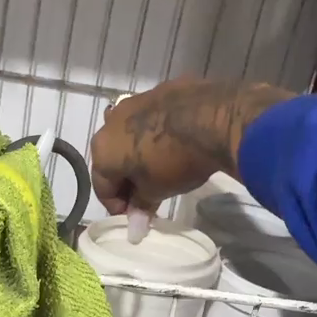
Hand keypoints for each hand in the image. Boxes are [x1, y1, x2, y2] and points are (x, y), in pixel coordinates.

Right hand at [88, 77, 291, 214]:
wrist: (214, 119)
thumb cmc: (176, 162)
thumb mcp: (156, 191)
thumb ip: (140, 206)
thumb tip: (135, 225)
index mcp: (102, 151)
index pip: (102, 188)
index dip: (118, 206)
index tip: (136, 216)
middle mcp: (109, 123)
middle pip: (112, 159)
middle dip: (126, 178)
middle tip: (147, 194)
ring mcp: (133, 102)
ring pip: (129, 135)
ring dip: (138, 153)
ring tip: (161, 167)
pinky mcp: (158, 90)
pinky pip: (151, 118)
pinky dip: (156, 132)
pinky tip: (175, 142)